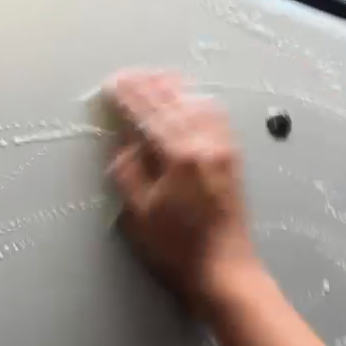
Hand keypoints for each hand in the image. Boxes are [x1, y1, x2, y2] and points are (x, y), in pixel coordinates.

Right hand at [103, 69, 261, 310]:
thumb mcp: (138, 213)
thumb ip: (129, 170)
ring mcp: (224, 150)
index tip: (112, 84)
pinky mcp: (233, 159)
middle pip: (174, 102)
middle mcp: (206, 145)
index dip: (128, 97)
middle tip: (128, 74)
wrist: (224, 271)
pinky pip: (216, 116)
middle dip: (149, 85)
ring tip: (155, 77)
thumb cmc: (176, 249)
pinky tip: (189, 98)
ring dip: (174, 88)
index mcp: (179, 156)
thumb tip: (124, 140)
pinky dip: (197, 100)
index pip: (148, 115)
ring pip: (198, 103)